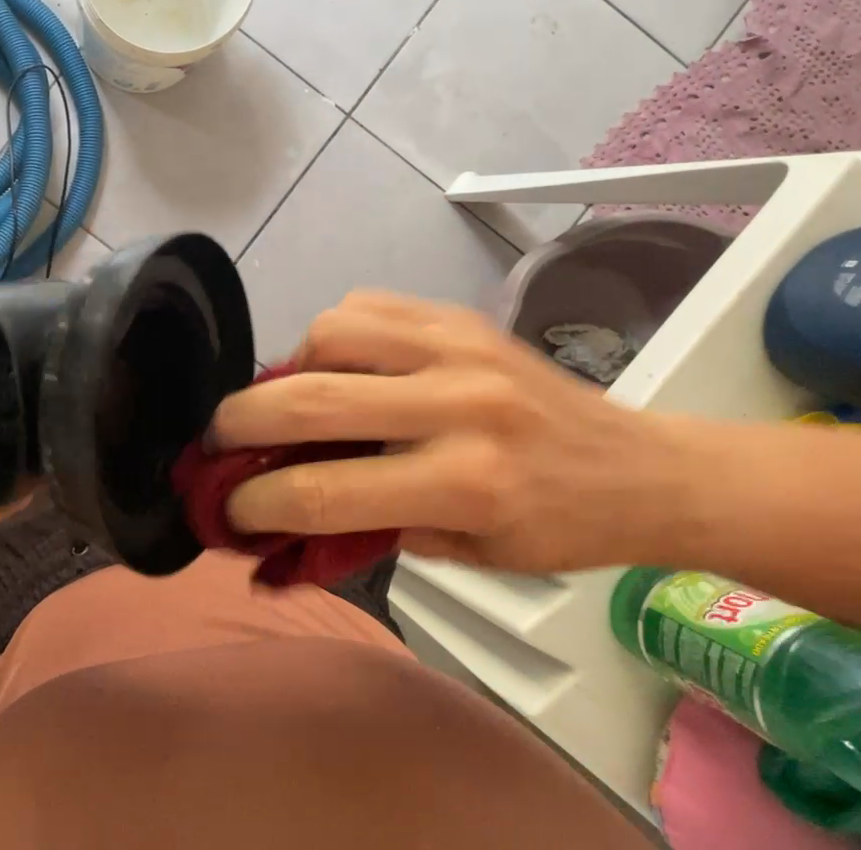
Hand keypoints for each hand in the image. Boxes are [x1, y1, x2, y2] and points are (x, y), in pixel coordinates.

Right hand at [209, 293, 693, 573]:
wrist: (644, 468)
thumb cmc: (556, 528)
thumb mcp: (464, 555)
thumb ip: (369, 527)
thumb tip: (282, 513)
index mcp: (465, 483)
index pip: (323, 491)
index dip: (256, 502)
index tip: (227, 507)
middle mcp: (458, 405)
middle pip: (312, 401)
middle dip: (240, 424)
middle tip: (216, 441)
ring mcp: (459, 348)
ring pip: (330, 333)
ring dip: (287, 369)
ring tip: (288, 397)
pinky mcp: (461, 317)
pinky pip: (365, 306)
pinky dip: (329, 335)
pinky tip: (334, 364)